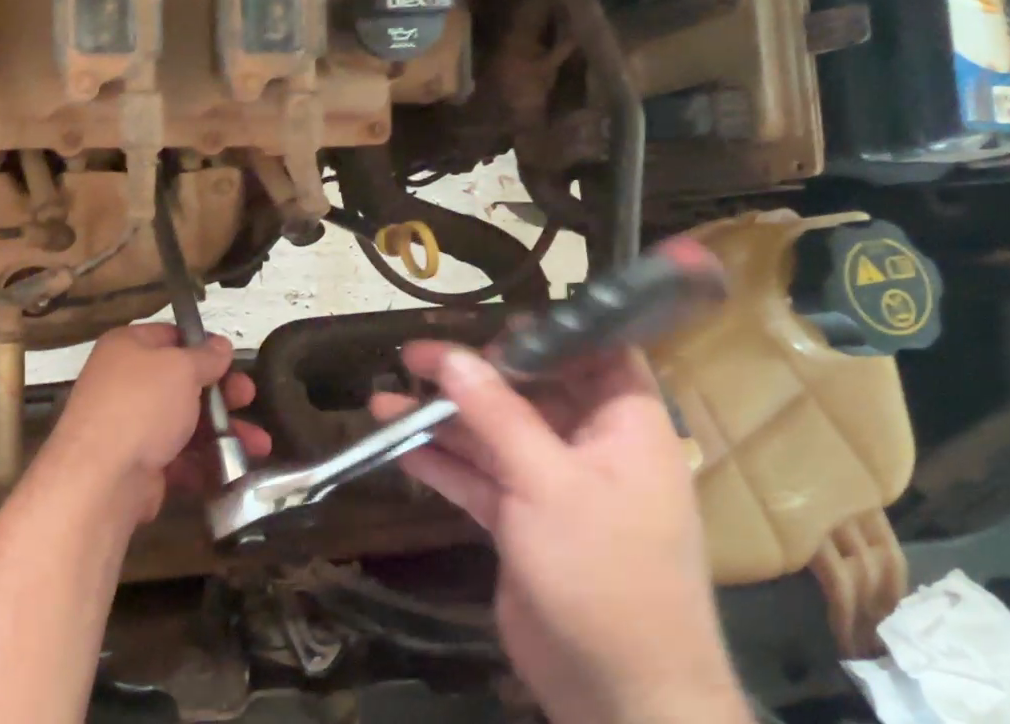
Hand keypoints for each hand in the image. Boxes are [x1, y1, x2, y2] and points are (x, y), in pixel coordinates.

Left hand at [42, 324, 271, 522]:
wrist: (103, 476)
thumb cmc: (142, 405)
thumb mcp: (180, 368)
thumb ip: (205, 357)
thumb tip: (220, 345)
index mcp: (127, 348)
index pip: (170, 337)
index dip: (202, 346)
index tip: (233, 360)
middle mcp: (125, 383)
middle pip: (182, 383)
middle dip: (221, 393)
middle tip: (249, 399)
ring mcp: (131, 426)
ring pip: (185, 423)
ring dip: (223, 432)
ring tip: (258, 444)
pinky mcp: (140, 464)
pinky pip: (179, 458)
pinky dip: (204, 463)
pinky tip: (233, 468)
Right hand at [370, 342, 747, 723]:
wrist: (617, 690)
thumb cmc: (603, 570)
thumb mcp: (547, 481)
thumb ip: (497, 414)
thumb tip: (452, 354)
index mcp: (626, 429)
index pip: (599, 358)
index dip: (551, 335)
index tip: (490, 323)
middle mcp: (591, 450)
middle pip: (530, 395)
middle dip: (473, 376)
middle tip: (413, 357)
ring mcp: (554, 488)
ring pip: (494, 437)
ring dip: (443, 421)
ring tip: (383, 399)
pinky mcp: (522, 523)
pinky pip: (478, 479)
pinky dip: (441, 464)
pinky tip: (397, 447)